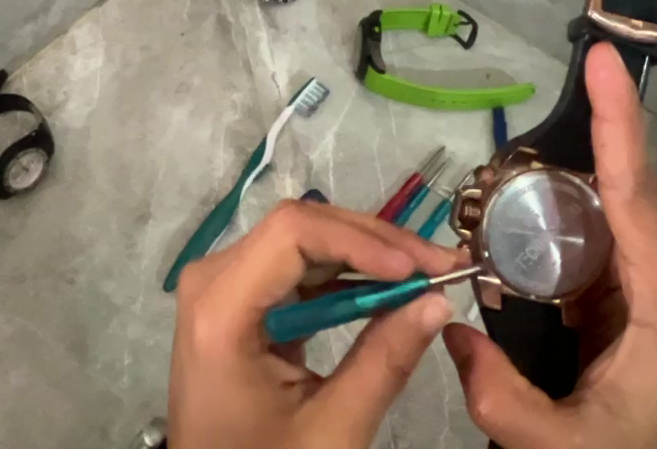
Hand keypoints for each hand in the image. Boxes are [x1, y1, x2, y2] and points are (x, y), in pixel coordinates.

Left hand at [169, 199, 464, 448]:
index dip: (359, 239)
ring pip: (303, 239)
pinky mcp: (240, 293)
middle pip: (299, 228)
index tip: (419, 266)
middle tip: (442, 263)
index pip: (291, 234)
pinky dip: (346, 273)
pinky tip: (391, 286)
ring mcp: (224, 281)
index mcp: (220, 307)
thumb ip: (384, 362)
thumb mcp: (330, 431)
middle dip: (375, 242)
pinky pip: (296, 265)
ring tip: (428, 270)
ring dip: (367, 253)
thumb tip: (439, 301)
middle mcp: (214, 276)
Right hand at [441, 43, 656, 448]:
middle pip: (631, 186)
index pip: (636, 197)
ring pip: (619, 204)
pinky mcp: (641, 298)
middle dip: (597, 128)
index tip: (603, 62)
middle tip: (561, 85)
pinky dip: (571, 205)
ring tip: (522, 152)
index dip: (618, 123)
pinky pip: (606, 232)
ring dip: (580, 165)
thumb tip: (446, 326)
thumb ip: (499, 395)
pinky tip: (532, 208)